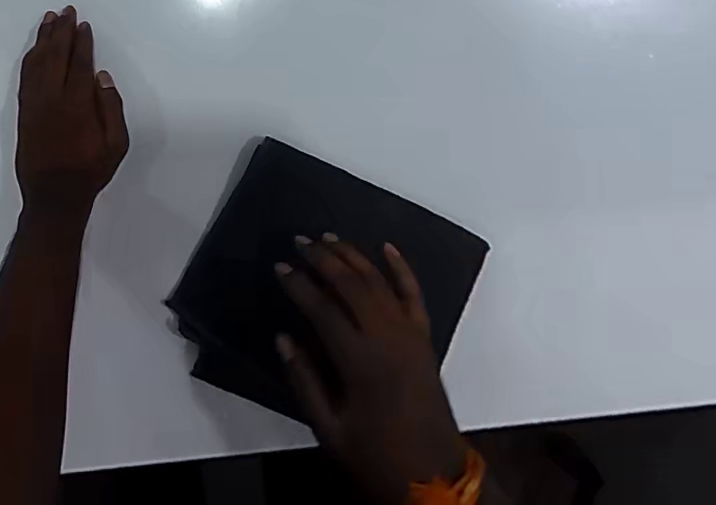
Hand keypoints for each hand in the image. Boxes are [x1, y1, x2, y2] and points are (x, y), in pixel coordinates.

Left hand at [16, 7, 129, 223]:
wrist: (53, 196)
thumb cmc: (89, 171)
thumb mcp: (116, 144)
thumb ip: (111, 107)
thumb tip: (101, 77)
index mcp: (77, 105)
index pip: (78, 63)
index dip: (81, 42)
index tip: (83, 25)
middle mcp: (52, 99)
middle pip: (56, 56)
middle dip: (62, 31)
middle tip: (66, 12)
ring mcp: (34, 104)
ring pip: (37, 62)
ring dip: (43, 39)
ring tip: (49, 20)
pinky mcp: (24, 112)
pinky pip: (25, 77)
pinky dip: (30, 58)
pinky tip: (35, 49)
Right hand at [276, 236, 469, 504]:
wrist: (435, 479)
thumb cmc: (377, 456)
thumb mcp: (329, 430)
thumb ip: (303, 381)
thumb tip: (282, 339)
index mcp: (360, 362)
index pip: (322, 308)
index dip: (298, 284)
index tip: (280, 268)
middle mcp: (386, 339)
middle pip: (350, 284)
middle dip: (322, 258)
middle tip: (300, 241)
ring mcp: (409, 334)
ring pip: (378, 281)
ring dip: (352, 255)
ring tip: (328, 237)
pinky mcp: (425, 338)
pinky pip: (414, 294)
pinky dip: (401, 268)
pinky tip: (386, 247)